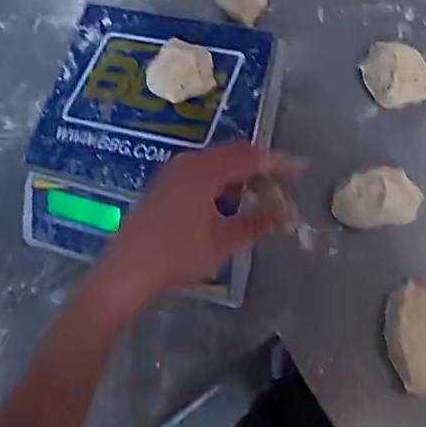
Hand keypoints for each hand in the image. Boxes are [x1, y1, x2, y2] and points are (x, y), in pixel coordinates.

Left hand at [85, 144, 303, 317]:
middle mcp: (190, 162)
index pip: (251, 157)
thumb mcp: (223, 242)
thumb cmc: (176, 256)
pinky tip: (231, 199)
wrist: (124, 273)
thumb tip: (287, 214)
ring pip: (219, 161)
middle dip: (262, 164)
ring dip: (242, 172)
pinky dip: (224, 178)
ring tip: (262, 191)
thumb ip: (258, 223)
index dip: (278, 162)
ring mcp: (175, 171)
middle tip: (284, 180)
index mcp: (205, 170)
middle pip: (235, 153)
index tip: (300, 168)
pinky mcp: (166, 184)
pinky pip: (204, 169)